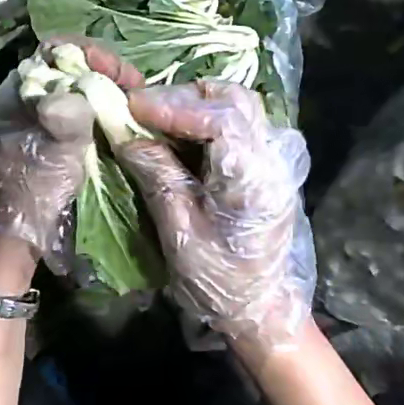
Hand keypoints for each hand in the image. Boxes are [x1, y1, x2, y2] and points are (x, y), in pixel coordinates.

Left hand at [0, 39, 141, 267]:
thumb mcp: (54, 152)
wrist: (9, 236)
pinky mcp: (40, 139)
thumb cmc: (30, 190)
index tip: (124, 78)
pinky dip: (95, 113)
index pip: (57, 48)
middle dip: (104, 73)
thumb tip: (79, 87)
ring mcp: (30, 118)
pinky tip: (112, 127)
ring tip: (130, 109)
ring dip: (103, 93)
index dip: (94, 53)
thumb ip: (67, 116)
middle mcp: (22, 97)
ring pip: (72, 89)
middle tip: (134, 93)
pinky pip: (72, 112)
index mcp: (20, 92)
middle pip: (68, 66)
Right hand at [114, 80, 313, 352]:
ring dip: (194, 104)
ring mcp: (276, 156)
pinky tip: (179, 134)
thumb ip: (157, 176)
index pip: (219, 117)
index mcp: (253, 177)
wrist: (262, 307)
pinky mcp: (269, 162)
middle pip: (233, 98)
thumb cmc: (219, 278)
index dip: (172, 105)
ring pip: (237, 104)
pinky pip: (239, 122)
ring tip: (156, 120)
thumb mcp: (179, 231)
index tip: (132, 106)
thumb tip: (127, 137)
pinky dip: (206, 117)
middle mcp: (273, 156)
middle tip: (141, 111)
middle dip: (182, 97)